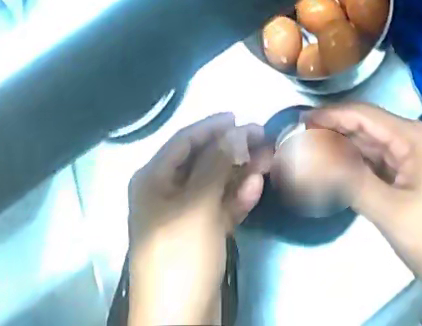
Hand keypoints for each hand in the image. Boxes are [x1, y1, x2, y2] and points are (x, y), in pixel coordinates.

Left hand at [125, 113, 270, 325]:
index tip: (240, 117)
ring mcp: (182, 218)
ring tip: (269, 158)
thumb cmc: (180, 254)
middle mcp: (165, 193)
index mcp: (153, 179)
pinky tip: (258, 187)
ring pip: (214, 184)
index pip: (184, 141)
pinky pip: (219, 209)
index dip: (212, 126)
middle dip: (232, 148)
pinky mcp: (199, 240)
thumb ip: (217, 163)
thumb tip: (235, 130)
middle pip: (202, 161)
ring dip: (240, 171)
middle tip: (264, 138)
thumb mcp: (198, 203)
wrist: (177, 324)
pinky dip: (237, 198)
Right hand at [306, 103, 421, 325]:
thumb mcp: (392, 212)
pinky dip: (359, 169)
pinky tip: (337, 176)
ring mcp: (420, 160)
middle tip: (295, 145)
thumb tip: (311, 154)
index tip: (294, 123)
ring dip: (343, 153)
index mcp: (413, 136)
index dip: (326, 116)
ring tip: (308, 159)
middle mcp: (416, 139)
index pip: (360, 113)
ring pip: (372, 148)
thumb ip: (349, 179)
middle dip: (331, 134)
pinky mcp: (421, 180)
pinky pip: (383, 165)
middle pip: (365, 128)